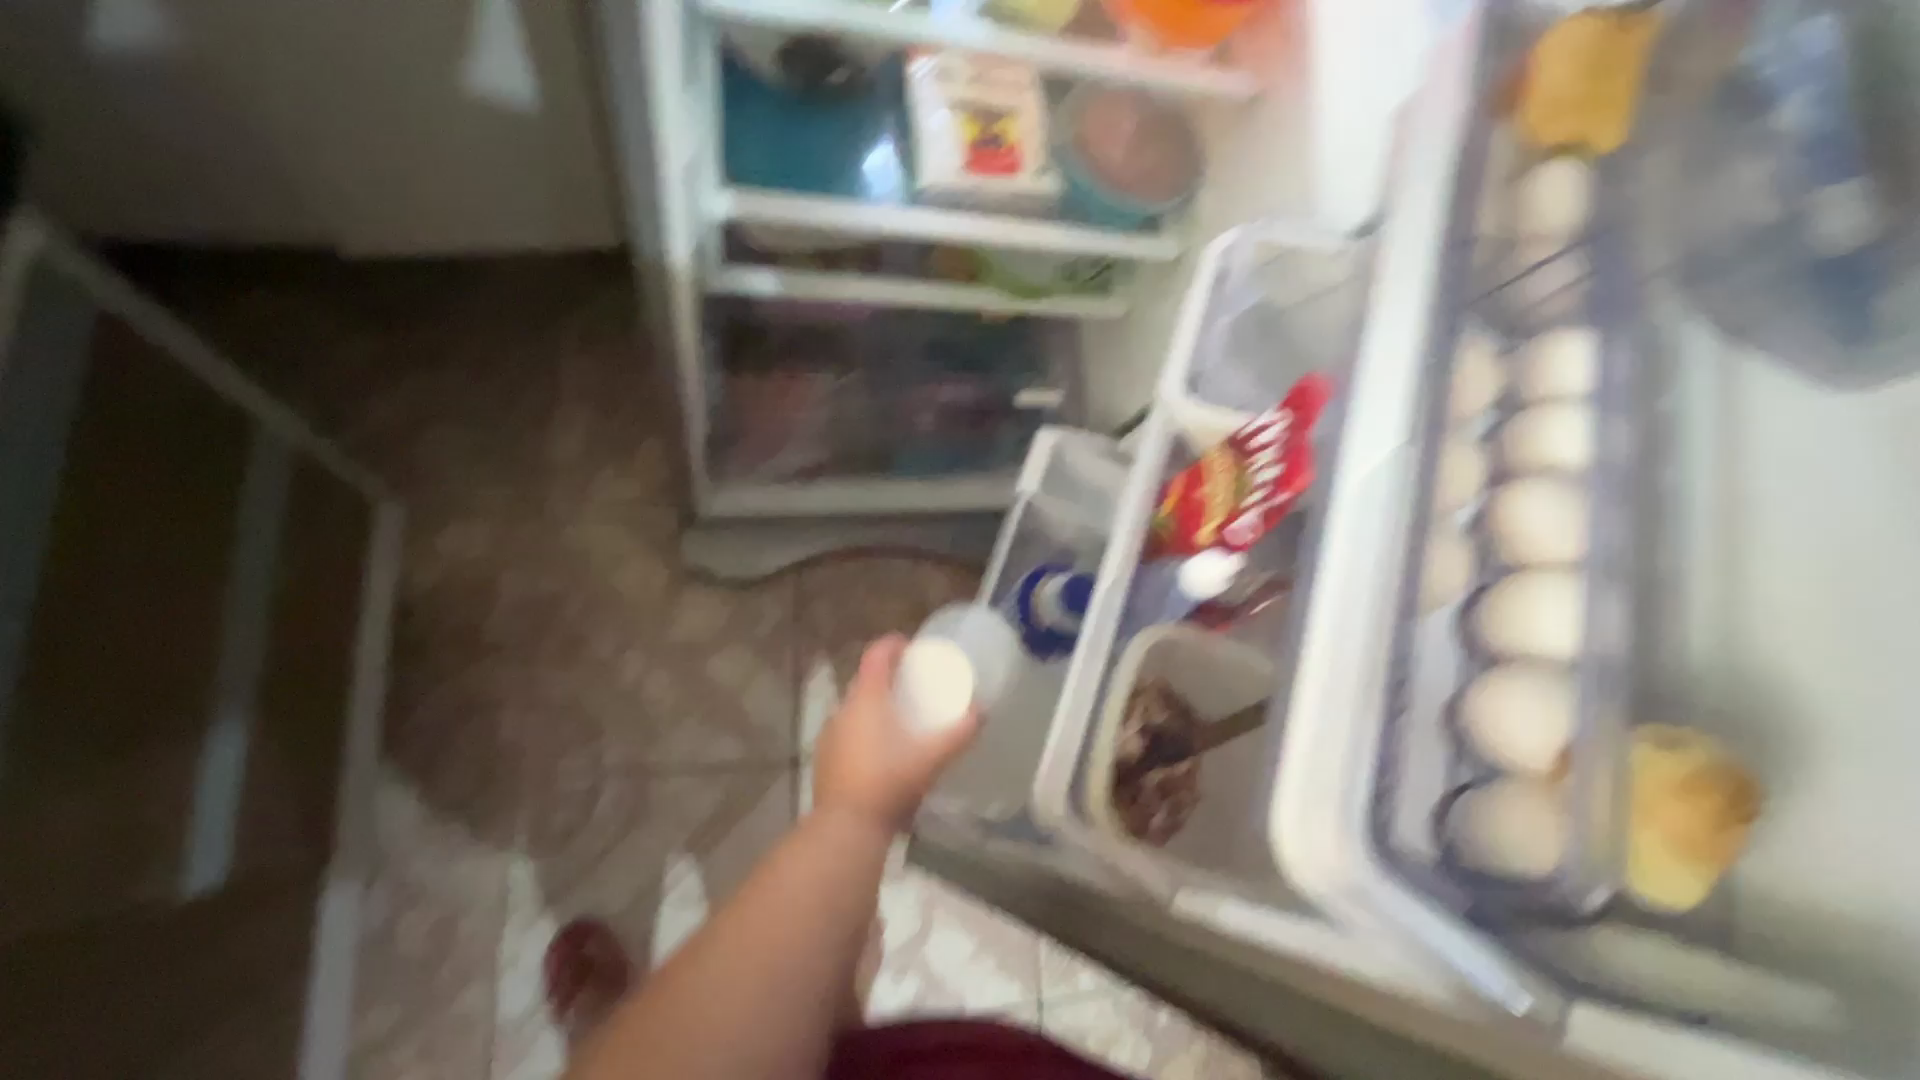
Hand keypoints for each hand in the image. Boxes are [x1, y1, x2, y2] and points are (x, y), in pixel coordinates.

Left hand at [812, 635, 980, 830]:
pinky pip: (847, 733)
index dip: (892, 645)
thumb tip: (982, 711)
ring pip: (854, 709)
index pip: (875, 655)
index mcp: (866, 699)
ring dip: (874, 706)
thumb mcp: (932, 758)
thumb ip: (959, 733)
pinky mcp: (824, 760)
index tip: (910, 646)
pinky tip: (880, 751)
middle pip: (865, 681)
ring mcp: (829, 735)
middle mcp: (842, 710)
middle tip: (912, 685)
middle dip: (887, 678)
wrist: (846, 827)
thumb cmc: (890, 782)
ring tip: (898, 719)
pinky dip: (863, 731)